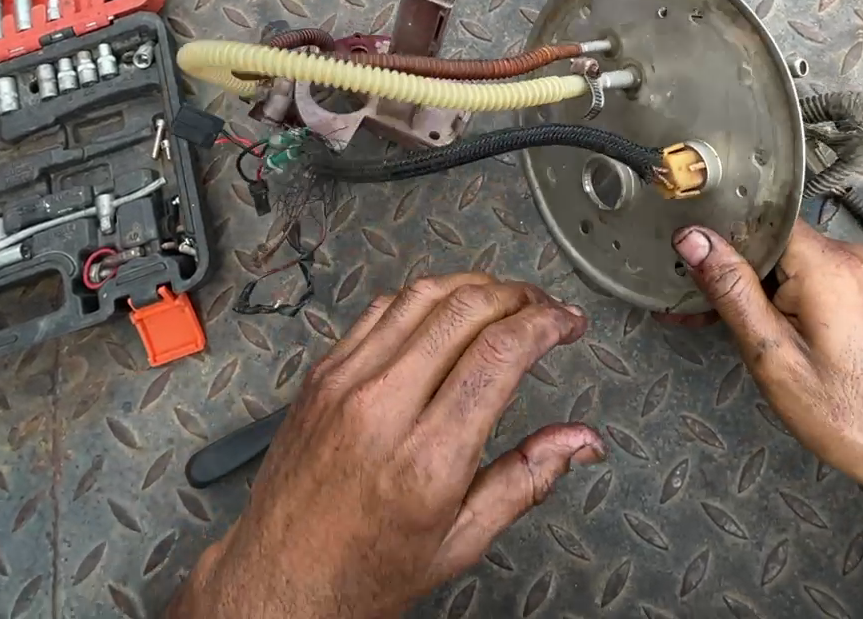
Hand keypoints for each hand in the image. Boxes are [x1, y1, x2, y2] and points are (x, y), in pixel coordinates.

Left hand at [170, 274, 604, 618]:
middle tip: (545, 308)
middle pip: (464, 311)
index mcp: (427, 459)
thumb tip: (583, 441)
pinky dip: (424, 296)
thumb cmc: (368, 568)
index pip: (497, 356)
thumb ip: (527, 480)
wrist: (279, 577)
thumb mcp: (461, 541)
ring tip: (505, 299)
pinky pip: (380, 308)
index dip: (544, 324)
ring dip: (474, 285)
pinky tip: (446, 308)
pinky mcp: (323, 370)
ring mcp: (346, 381)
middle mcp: (383, 407)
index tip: (568, 322)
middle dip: (518, 296)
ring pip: (422, 296)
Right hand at [671, 221, 862, 512]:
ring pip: (787, 258)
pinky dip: (779, 294)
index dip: (718, 234)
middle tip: (693, 303)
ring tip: (716, 318)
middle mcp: (851, 256)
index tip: (684, 260)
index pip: (758, 217)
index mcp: (827, 263)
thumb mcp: (774, 357)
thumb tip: (692, 238)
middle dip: (729, 265)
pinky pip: (810, 276)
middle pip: (771, 238)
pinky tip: (759, 325)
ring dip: (751, 283)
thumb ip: (732, 290)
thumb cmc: (847, 416)